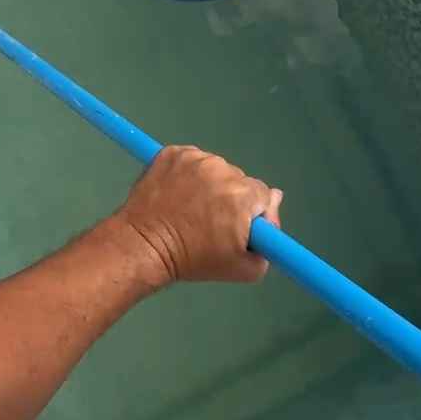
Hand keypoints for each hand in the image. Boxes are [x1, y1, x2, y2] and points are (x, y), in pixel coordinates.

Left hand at [112, 146, 282, 284]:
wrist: (145, 244)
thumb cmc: (196, 259)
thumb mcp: (246, 267)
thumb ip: (272, 239)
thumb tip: (275, 198)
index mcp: (242, 194)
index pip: (263, 196)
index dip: (254, 213)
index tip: (238, 228)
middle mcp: (219, 168)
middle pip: (238, 180)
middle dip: (230, 198)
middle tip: (211, 220)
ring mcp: (192, 157)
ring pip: (214, 168)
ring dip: (209, 183)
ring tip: (191, 206)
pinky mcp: (170, 152)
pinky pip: (191, 159)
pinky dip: (188, 172)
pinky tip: (178, 191)